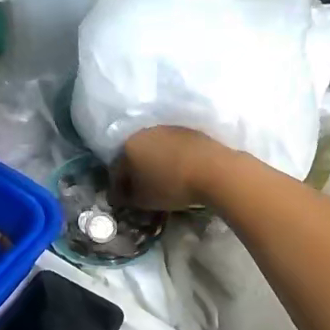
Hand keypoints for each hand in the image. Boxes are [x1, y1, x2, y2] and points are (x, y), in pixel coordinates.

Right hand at [112, 126, 231, 211]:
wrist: (213, 169)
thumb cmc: (171, 186)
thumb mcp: (143, 200)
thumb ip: (127, 198)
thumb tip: (121, 196)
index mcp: (128, 146)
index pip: (116, 170)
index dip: (118, 188)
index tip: (123, 201)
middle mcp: (144, 132)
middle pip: (135, 156)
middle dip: (136, 173)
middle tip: (142, 190)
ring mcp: (168, 128)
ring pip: (154, 149)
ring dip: (154, 164)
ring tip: (162, 181)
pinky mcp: (188, 131)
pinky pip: (173, 147)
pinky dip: (172, 159)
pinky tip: (179, 171)